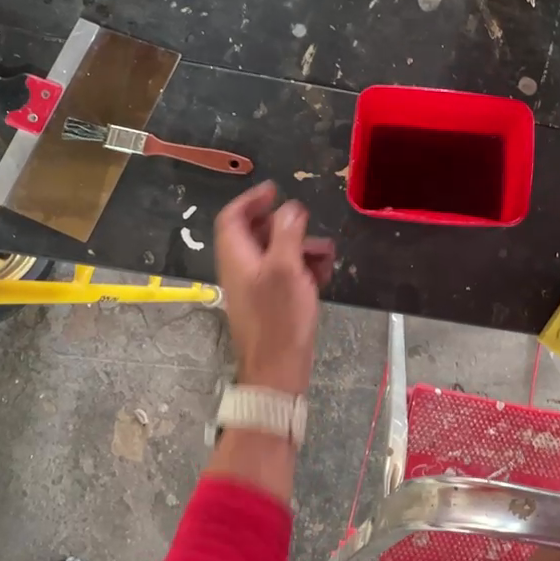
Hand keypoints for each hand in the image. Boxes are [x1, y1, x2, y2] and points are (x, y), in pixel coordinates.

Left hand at [213, 182, 334, 394]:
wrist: (278, 370)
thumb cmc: (280, 318)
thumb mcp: (286, 268)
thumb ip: (287, 233)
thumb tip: (290, 207)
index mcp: (236, 257)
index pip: (232, 217)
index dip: (251, 199)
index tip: (274, 190)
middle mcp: (241, 268)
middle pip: (255, 233)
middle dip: (285, 225)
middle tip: (307, 224)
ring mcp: (255, 286)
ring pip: (275, 253)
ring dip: (300, 247)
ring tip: (327, 253)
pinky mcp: (269, 302)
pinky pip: (283, 273)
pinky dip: (302, 267)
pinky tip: (323, 274)